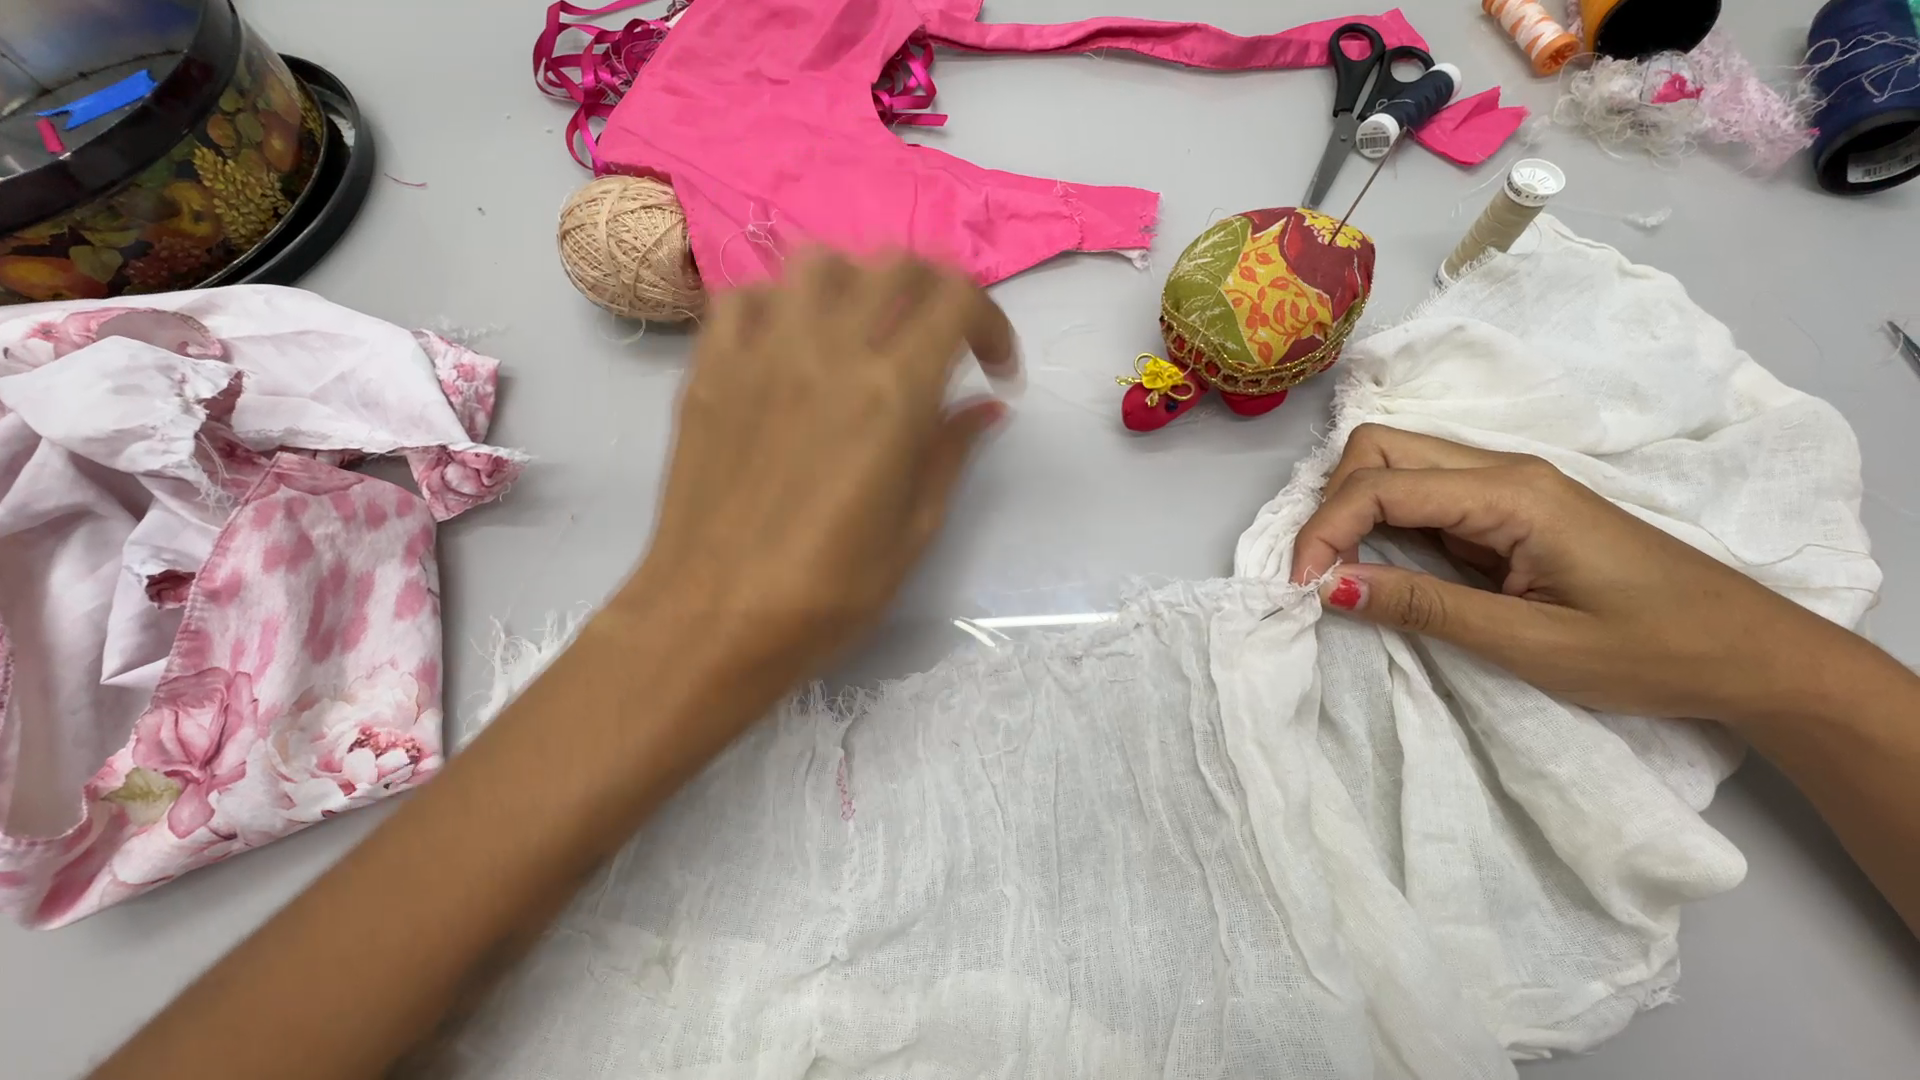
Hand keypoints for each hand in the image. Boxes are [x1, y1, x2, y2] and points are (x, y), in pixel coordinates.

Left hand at [619, 250, 1016, 695]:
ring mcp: (760, 353)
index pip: (956, 301)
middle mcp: (827, 352)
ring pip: (819, 263)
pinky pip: (746, 297)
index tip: (994, 371)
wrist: (714, 619)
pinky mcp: (709, 369)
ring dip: (858, 285)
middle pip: (895, 264)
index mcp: (890, 395)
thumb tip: (984, 407)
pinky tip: (789, 349)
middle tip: (941, 343)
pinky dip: (781, 306)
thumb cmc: (827, 593)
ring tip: (863, 335)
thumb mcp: (914, 531)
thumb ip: (951, 452)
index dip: (991, 323)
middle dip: (936, 293)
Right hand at [1289, 424, 1879, 725]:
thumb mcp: (1528, 643)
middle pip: (1380, 448)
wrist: (1755, 657)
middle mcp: (1503, 470)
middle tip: (1320, 573)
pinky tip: (1377, 563)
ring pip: (1395, 464)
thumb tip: (1329, 586)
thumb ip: (1422, 606)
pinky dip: (1381, 522)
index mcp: (1512, 494)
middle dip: (1331, 504)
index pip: (1382, 483)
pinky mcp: (1508, 508)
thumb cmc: (1651, 653)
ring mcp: (1507, 485)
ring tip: (1339, 571)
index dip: (1324, 530)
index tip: (1301, 587)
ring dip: (1351, 510)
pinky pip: (1422, 494)